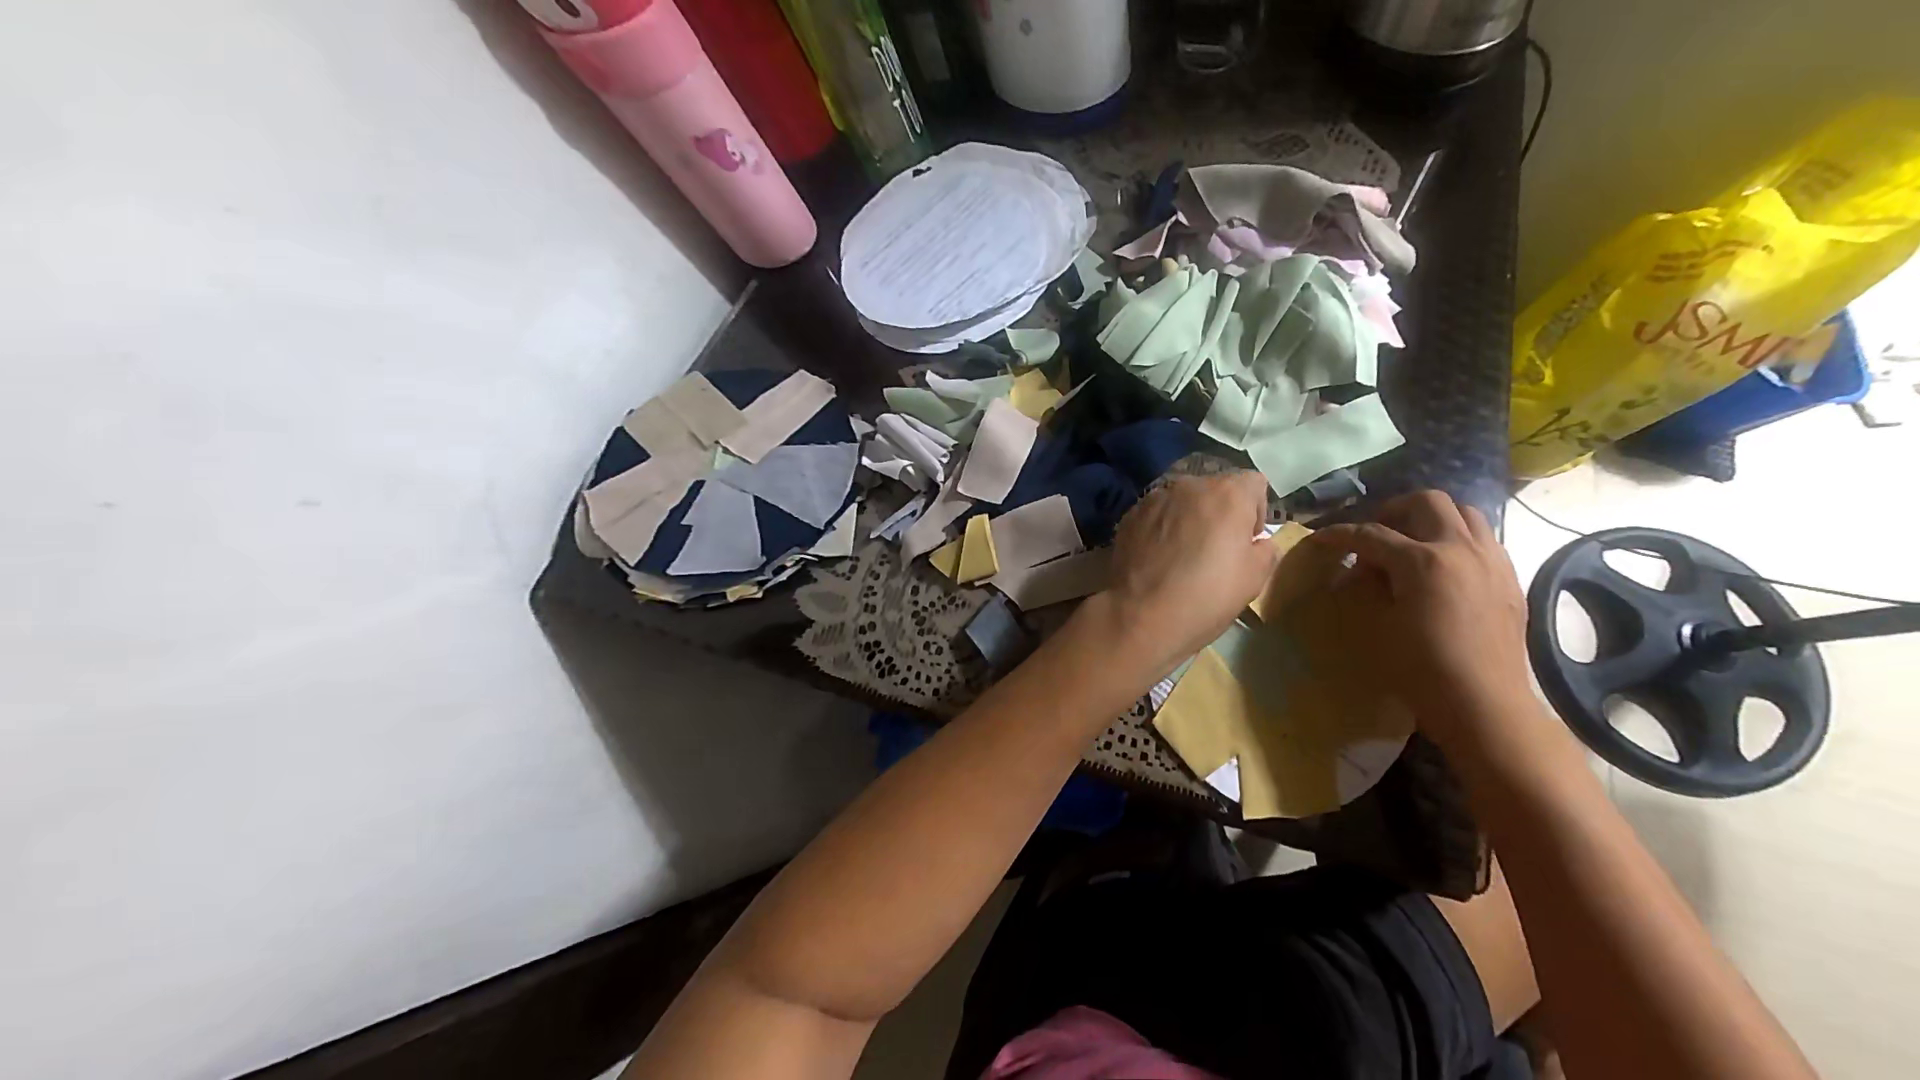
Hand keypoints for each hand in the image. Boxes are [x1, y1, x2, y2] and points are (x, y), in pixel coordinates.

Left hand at [1081, 471, 1279, 678]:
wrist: (1142, 615)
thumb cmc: (1208, 595)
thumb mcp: (1255, 577)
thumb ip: (1265, 549)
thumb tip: (1256, 542)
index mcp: (1227, 493)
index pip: (1253, 483)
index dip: (1255, 511)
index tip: (1247, 541)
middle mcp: (1189, 485)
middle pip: (1214, 489)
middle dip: (1220, 513)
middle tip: (1216, 550)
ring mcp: (1154, 498)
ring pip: (1182, 500)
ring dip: (1189, 518)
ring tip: (1183, 555)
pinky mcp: (1129, 516)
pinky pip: (1155, 514)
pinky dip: (1161, 528)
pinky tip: (1158, 558)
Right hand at [1304, 491, 1534, 753]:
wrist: (1483, 703)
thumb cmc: (1420, 667)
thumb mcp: (1377, 623)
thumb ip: (1368, 585)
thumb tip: (1363, 569)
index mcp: (1423, 560)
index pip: (1372, 533)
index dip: (1340, 534)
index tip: (1320, 538)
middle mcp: (1462, 548)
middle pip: (1427, 502)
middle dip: (1393, 511)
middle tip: (1374, 534)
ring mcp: (1492, 561)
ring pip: (1464, 513)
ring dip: (1431, 520)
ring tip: (1410, 543)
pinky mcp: (1509, 578)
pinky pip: (1483, 539)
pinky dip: (1456, 540)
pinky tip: (1442, 568)